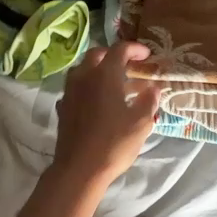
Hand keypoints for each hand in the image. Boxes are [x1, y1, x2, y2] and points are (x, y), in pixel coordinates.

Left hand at [53, 42, 162, 185]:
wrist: (79, 168)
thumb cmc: (114, 143)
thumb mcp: (141, 123)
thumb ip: (148, 100)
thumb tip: (153, 87)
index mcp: (104, 75)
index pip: (119, 50)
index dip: (134, 49)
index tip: (147, 55)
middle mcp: (84, 77)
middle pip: (97, 55)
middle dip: (114, 56)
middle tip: (129, 66)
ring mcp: (70, 91)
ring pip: (83, 70)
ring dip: (98, 70)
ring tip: (115, 84)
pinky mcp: (63, 107)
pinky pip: (76, 88)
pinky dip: (88, 88)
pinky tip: (98, 102)